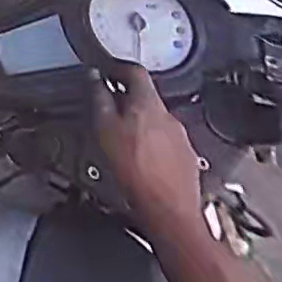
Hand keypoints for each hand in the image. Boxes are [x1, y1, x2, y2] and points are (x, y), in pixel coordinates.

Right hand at [90, 65, 202, 226]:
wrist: (169, 212)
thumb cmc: (137, 173)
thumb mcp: (105, 130)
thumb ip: (100, 99)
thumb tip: (95, 79)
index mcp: (148, 104)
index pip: (135, 72)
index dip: (119, 68)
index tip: (108, 72)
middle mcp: (169, 117)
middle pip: (146, 96)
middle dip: (127, 99)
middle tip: (109, 107)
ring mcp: (181, 138)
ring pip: (156, 120)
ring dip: (139, 122)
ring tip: (122, 138)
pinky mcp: (187, 158)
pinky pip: (166, 141)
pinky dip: (152, 143)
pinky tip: (141, 159)